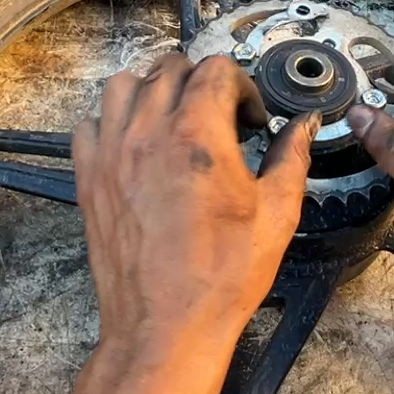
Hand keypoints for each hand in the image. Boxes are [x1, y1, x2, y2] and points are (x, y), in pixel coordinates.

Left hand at [74, 54, 319, 360]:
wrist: (166, 326)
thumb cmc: (224, 275)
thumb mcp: (277, 213)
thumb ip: (292, 156)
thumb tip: (304, 125)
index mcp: (199, 135)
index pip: (215, 70)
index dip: (242, 87)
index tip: (250, 119)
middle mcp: (148, 132)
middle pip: (169, 67)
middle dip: (201, 81)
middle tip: (219, 115)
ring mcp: (112, 153)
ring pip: (123, 83)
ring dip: (153, 89)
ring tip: (174, 118)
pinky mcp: (89, 178)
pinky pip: (90, 123)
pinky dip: (112, 121)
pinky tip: (135, 144)